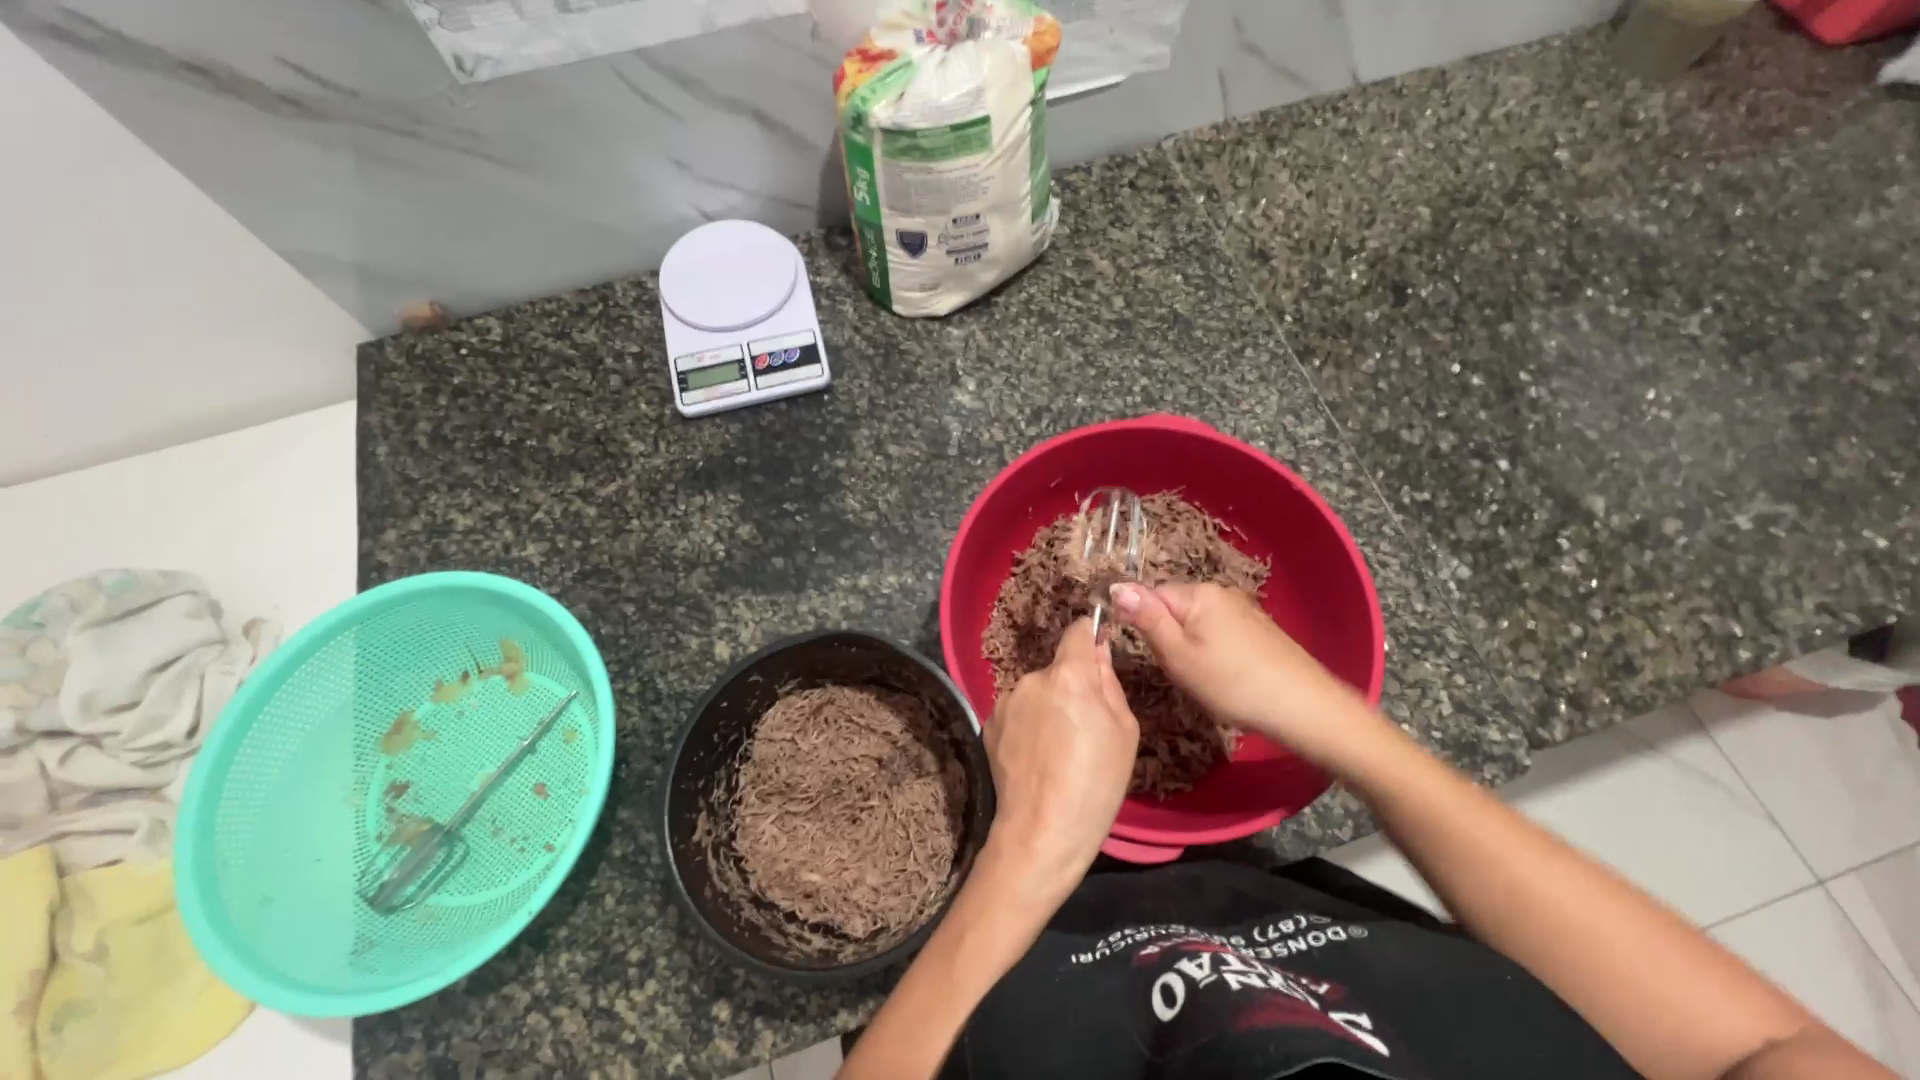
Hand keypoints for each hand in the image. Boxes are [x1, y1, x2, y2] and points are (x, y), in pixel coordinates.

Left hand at [982, 618, 1138, 902]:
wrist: (1042, 831)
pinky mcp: (989, 724)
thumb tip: (1098, 651)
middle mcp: (1031, 678)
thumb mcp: (1124, 731)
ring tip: (1059, 749)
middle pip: (1058, 668)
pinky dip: (1029, 725)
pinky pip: (1018, 712)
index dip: (1091, 636)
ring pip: (1037, 691)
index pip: (1078, 631)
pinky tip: (1037, 757)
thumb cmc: (1096, 783)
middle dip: (1072, 686)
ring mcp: (1005, 701)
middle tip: (1086, 726)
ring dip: (1048, 706)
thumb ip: (1108, 682)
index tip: (1100, 651)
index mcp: (1068, 675)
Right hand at [1109, 582, 1377, 760]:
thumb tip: (1116, 586)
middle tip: (1178, 672)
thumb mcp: (1178, 656)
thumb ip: (1147, 619)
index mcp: (1197, 593)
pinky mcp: (1259, 629)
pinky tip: (1226, 677)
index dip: (1144, 624)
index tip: (1154, 655)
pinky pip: (1221, 632)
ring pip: (1198, 623)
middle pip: (1174, 607)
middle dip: (1168, 636)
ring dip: (1191, 646)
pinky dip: (1215, 652)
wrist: (1302, 706)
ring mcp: (1244, 609)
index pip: (1151, 595)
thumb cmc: (1231, 683)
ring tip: (1203, 679)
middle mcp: (1221, 592)